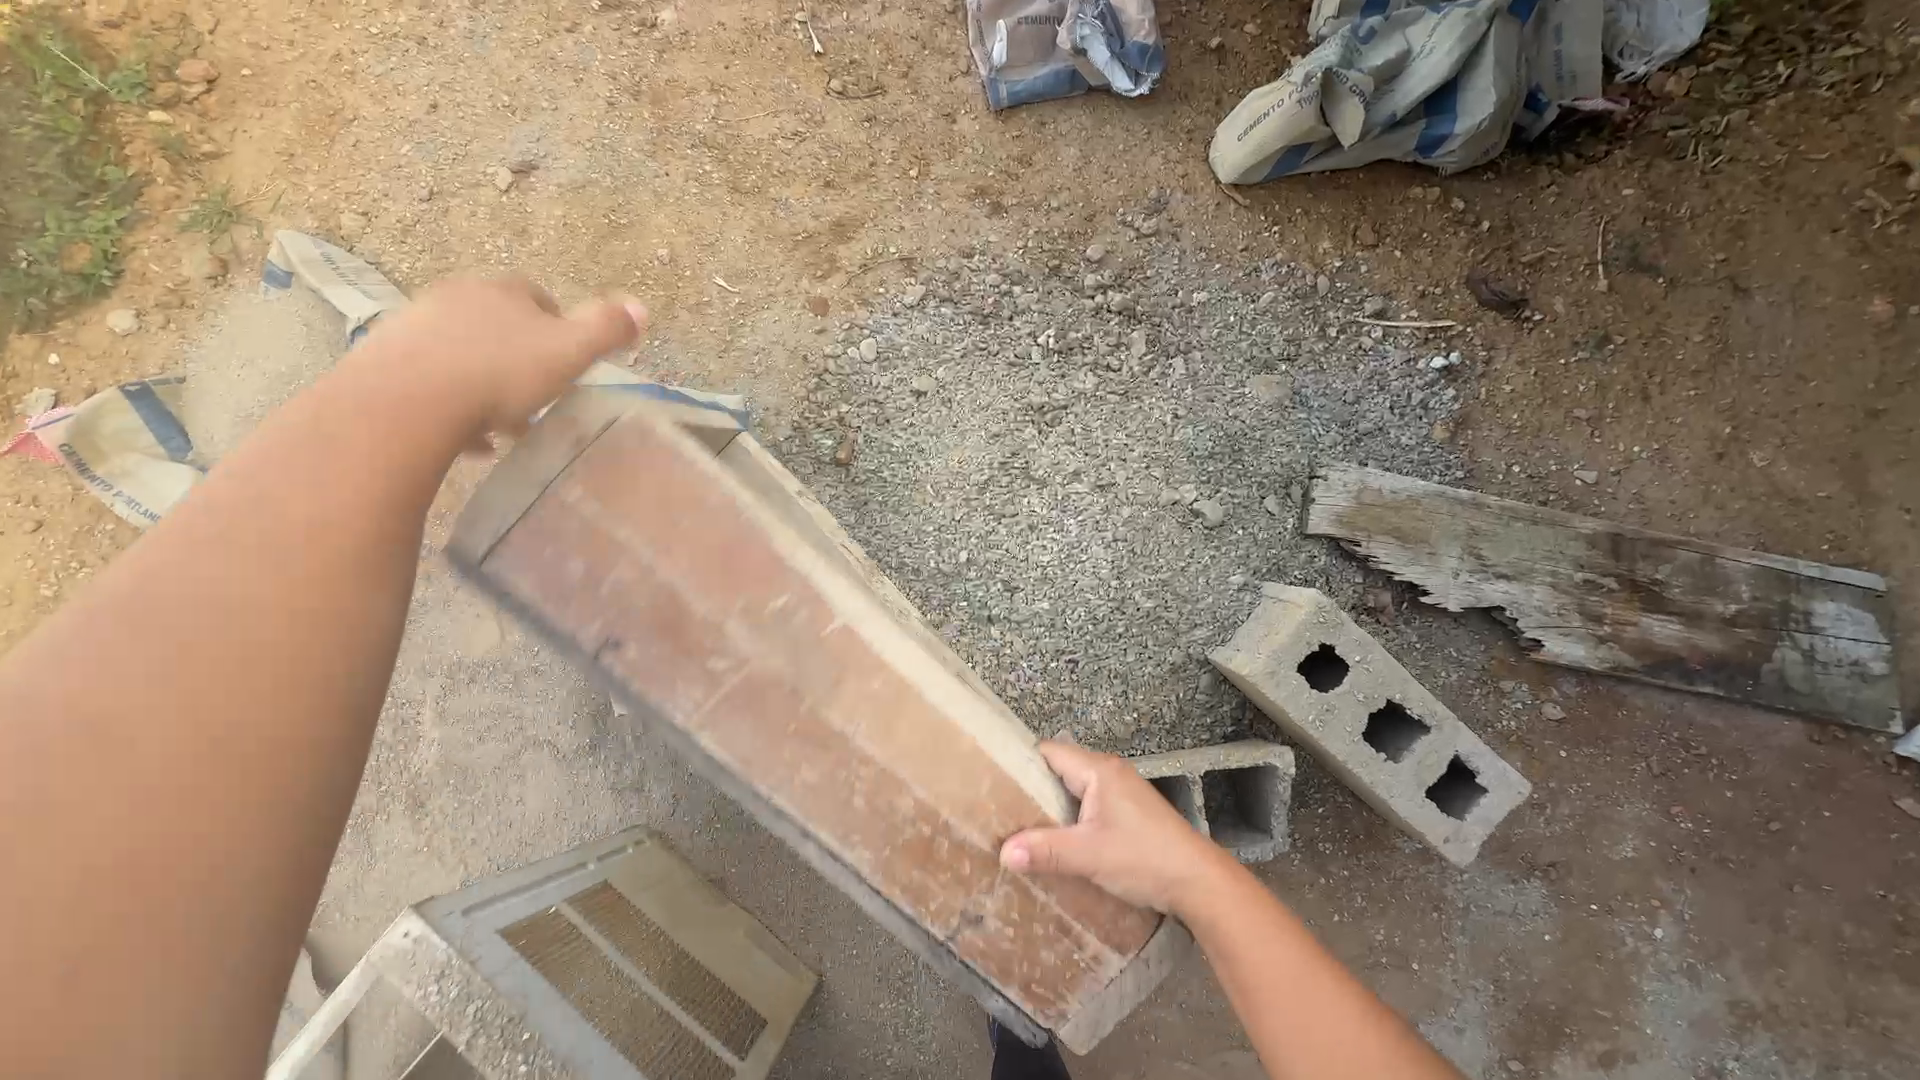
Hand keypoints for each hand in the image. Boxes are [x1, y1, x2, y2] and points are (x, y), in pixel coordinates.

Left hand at [341, 275, 646, 443]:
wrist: (408, 400)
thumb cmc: (501, 374)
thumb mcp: (570, 352)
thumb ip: (607, 329)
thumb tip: (641, 307)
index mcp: (504, 292)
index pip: (538, 297)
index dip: (557, 327)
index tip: (565, 361)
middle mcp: (457, 296)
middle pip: (498, 324)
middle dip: (518, 357)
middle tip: (535, 397)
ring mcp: (417, 325)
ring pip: (464, 352)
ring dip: (484, 381)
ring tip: (500, 425)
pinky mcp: (387, 359)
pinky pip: (432, 380)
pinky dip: (452, 403)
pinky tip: (466, 437)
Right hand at [1000, 740, 1236, 914]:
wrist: (1198, 882)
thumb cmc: (1145, 858)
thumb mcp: (1089, 855)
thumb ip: (1045, 851)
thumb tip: (1004, 852)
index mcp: (1099, 771)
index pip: (1050, 752)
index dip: (1020, 762)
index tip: (992, 779)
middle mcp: (1110, 773)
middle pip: (1060, 769)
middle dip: (1032, 787)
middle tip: (1000, 807)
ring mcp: (1121, 792)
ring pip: (1074, 790)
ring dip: (1052, 806)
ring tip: (1020, 825)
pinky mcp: (1128, 813)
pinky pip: (1088, 805)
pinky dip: (1070, 818)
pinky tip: (1055, 840)